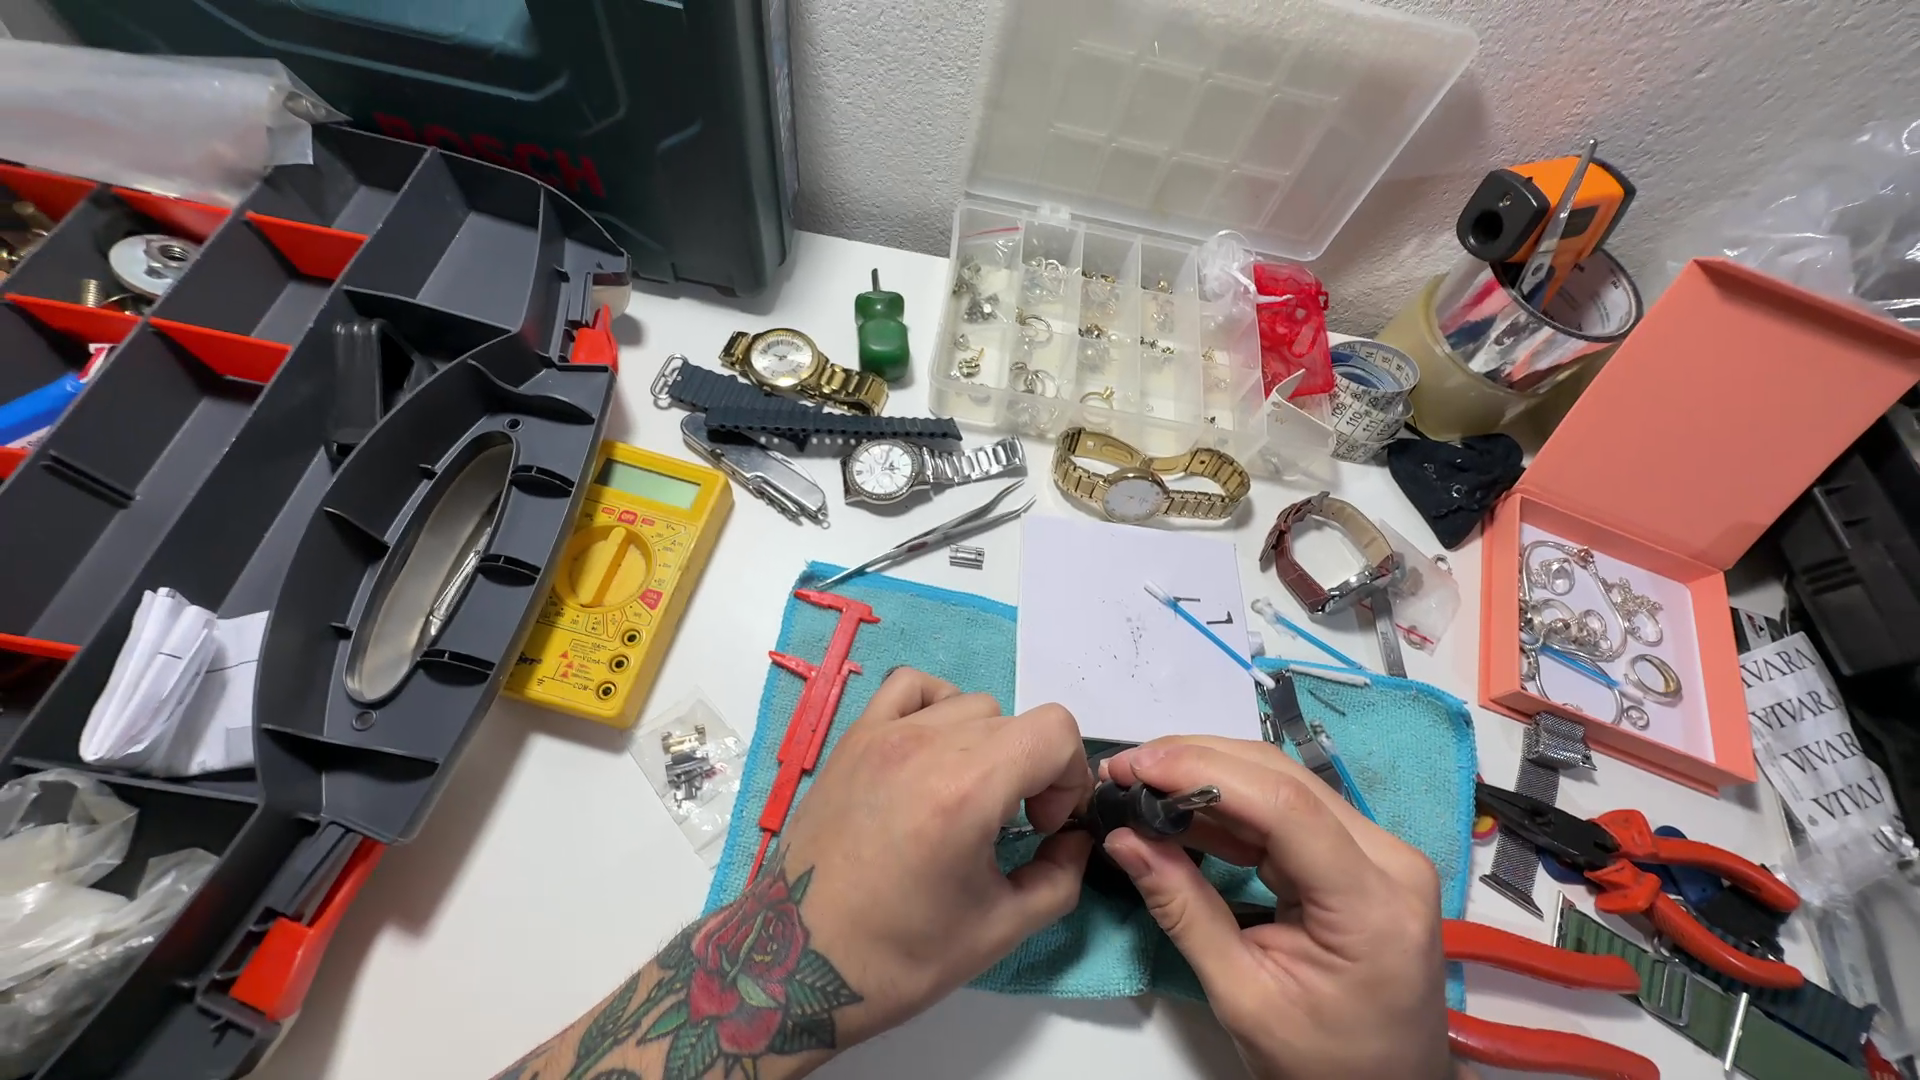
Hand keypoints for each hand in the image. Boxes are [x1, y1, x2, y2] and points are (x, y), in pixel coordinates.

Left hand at [772, 667, 1093, 1043]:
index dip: (1068, 777)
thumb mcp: (1001, 930)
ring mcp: (884, 733)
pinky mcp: (854, 736)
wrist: (795, 959)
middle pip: (1017, 721)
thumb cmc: (899, 954)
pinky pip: (911, 686)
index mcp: (968, 789)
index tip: (1043, 825)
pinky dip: (937, 707)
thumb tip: (1075, 838)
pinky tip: (932, 751)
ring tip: (967, 794)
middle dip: (1033, 770)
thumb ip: (1060, 877)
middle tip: (1010, 825)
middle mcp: (927, 744)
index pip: (1054, 729)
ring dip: (989, 744)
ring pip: (970, 704)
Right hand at [1101, 736, 1450, 1079]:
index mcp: (1370, 904)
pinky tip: (1178, 804)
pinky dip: (1225, 801)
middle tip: (1125, 769)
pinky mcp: (1358, 850)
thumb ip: (1182, 909)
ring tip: (1140, 781)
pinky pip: (1283, 806)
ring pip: (1278, 781)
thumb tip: (1122, 838)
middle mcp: (1387, 858)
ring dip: (1204, 774)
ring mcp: (1377, 849)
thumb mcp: (1241, 996)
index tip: (1134, 767)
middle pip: (1280, 778)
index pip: (1283, 806)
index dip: (1202, 772)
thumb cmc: (1322, 1064)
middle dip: (1194, 761)